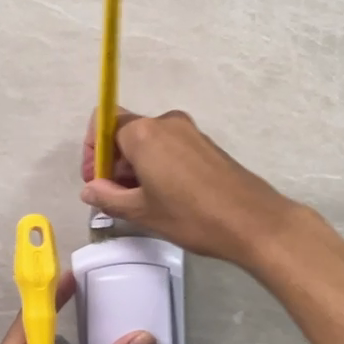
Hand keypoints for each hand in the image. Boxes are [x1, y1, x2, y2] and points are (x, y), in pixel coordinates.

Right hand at [79, 108, 300, 266]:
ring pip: (150, 142)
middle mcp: (167, 123)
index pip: (104, 122)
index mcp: (144, 133)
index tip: (96, 181)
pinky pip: (171, 148)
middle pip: (127, 131)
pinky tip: (166, 197)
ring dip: (136, 166)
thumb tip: (90, 189)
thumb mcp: (143, 211)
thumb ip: (109, 197)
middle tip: (114, 197)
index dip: (93, 151)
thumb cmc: (191, 216)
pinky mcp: (207, 146)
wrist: (253, 221)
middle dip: (114, 161)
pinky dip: (159, 166)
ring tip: (140, 202)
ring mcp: (191, 132)